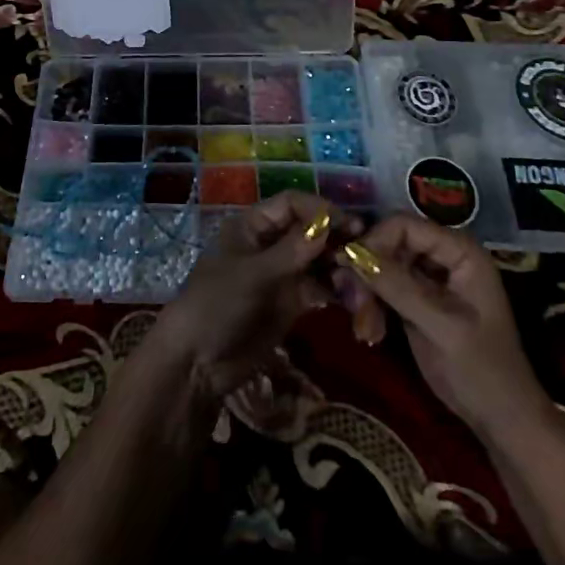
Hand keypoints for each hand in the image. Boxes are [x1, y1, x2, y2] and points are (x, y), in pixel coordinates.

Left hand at [151, 192, 352, 400]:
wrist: (198, 360)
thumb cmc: (216, 305)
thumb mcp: (253, 275)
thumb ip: (291, 251)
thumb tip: (328, 224)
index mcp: (251, 226)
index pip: (291, 204)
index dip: (320, 210)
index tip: (351, 227)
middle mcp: (269, 244)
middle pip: (310, 231)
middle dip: (337, 240)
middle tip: (366, 256)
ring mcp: (281, 273)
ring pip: (319, 260)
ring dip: (341, 267)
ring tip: (362, 283)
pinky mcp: (291, 302)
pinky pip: (320, 288)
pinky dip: (338, 291)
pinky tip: (356, 301)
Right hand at [333, 214, 549, 434]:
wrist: (500, 418)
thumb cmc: (482, 370)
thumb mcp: (441, 327)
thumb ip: (399, 287)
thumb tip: (351, 254)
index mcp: (460, 253)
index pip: (404, 226)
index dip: (375, 242)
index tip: (351, 270)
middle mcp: (443, 257)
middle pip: (387, 244)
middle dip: (366, 272)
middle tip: (352, 303)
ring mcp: (427, 279)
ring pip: (379, 266)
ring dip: (365, 293)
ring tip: (362, 324)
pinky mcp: (413, 300)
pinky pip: (380, 288)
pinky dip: (370, 306)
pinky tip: (368, 330)